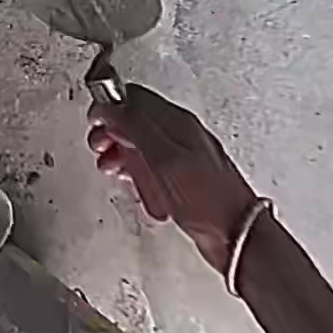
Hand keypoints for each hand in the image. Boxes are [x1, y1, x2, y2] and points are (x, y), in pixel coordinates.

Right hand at [88, 84, 257, 273]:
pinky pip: (146, 165)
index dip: (108, 107)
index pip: (132, 96)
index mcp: (177, 121)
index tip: (95, 124)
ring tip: (115, 169)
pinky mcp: (178, 176)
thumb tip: (108, 106)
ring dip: (119, 154)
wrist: (236, 235)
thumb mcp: (162, 156)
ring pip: (136, 143)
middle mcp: (179, 134)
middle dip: (110, 133)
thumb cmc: (207, 198)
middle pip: (131, 119)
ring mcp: (179, 155)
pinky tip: (135, 184)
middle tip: (103, 148)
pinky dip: (134, 173)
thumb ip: (134, 126)